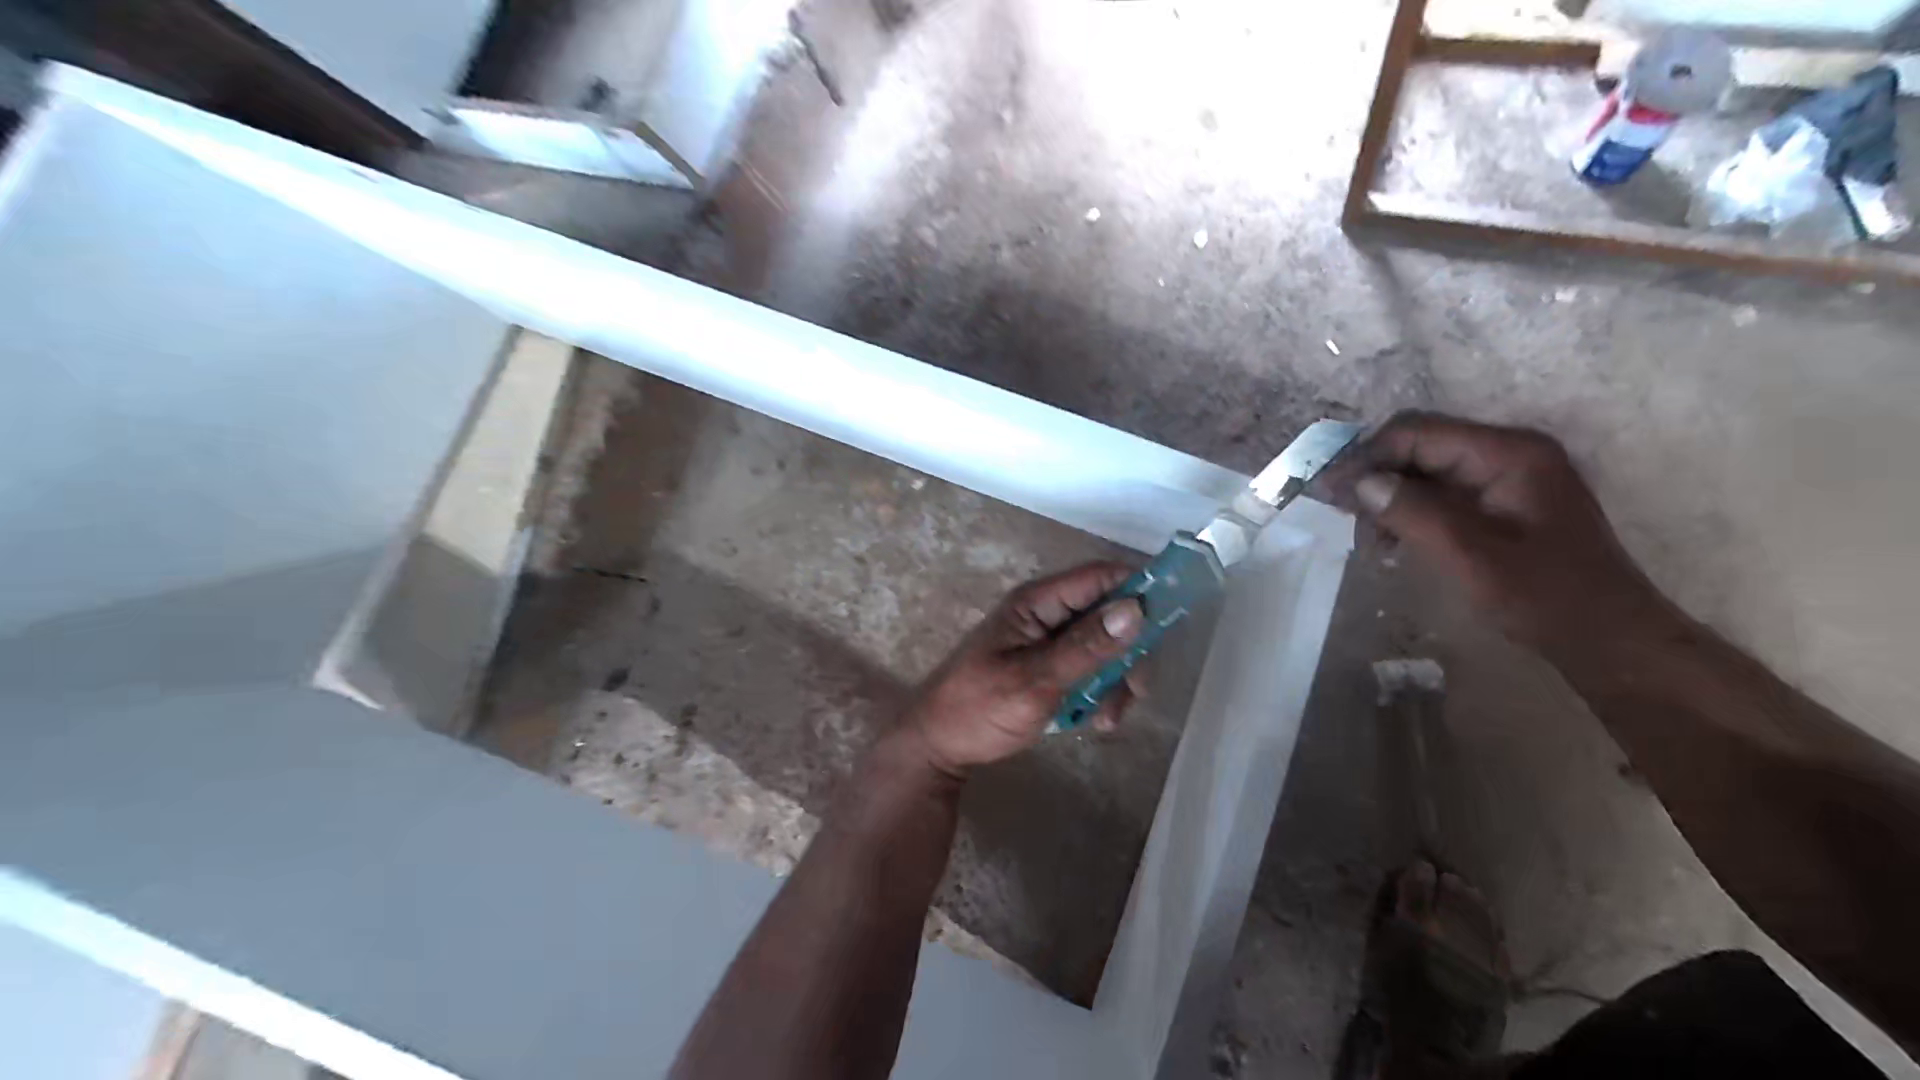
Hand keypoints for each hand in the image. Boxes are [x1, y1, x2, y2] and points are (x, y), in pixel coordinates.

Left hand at [895, 562, 1145, 778]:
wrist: (938, 747)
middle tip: (1135, 691)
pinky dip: (1101, 694)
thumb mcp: (1035, 681)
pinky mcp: (1051, 668)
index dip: (1139, 589)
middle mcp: (1047, 615)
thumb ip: (1086, 647)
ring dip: (1117, 681)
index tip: (1171, 620)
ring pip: (1106, 647)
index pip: (1100, 577)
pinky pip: (1091, 671)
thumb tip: (1137, 608)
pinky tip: (1095, 722)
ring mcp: (1049, 642)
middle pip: (1111, 614)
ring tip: (1106, 719)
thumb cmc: (978, 708)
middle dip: (1130, 652)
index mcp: (1037, 603)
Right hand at [1322, 412, 1676, 654]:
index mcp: (1508, 453)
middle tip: (1339, 512)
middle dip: (1373, 475)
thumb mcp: (1470, 555)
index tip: (1328, 491)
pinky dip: (1406, 509)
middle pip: (1418, 445)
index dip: (1367, 456)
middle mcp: (1506, 452)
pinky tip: (1392, 538)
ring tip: (1367, 535)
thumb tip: (1358, 483)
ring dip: (1386, 495)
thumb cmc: (1544, 596)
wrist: (1606, 638)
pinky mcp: (1497, 501)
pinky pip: (1437, 491)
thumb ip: (1412, 512)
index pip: (1417, 432)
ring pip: (1423, 468)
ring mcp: (1503, 476)